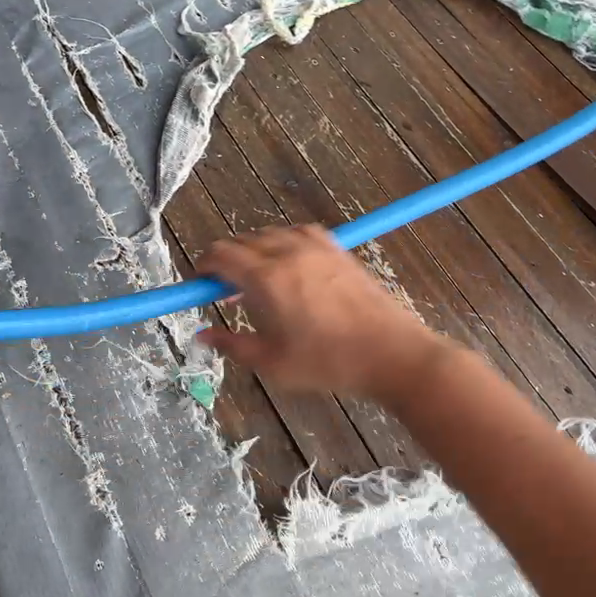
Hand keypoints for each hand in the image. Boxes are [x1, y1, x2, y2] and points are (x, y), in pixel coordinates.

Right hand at [195, 225, 451, 401]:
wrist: (395, 356)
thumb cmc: (329, 363)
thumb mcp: (272, 363)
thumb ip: (231, 345)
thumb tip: (200, 335)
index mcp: (264, 278)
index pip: (218, 254)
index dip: (203, 267)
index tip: (201, 286)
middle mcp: (285, 253)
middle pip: (239, 242)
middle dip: (226, 262)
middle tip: (229, 293)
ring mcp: (313, 248)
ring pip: (267, 235)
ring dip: (253, 252)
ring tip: (260, 282)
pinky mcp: (336, 250)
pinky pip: (297, 232)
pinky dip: (283, 243)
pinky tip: (290, 265)